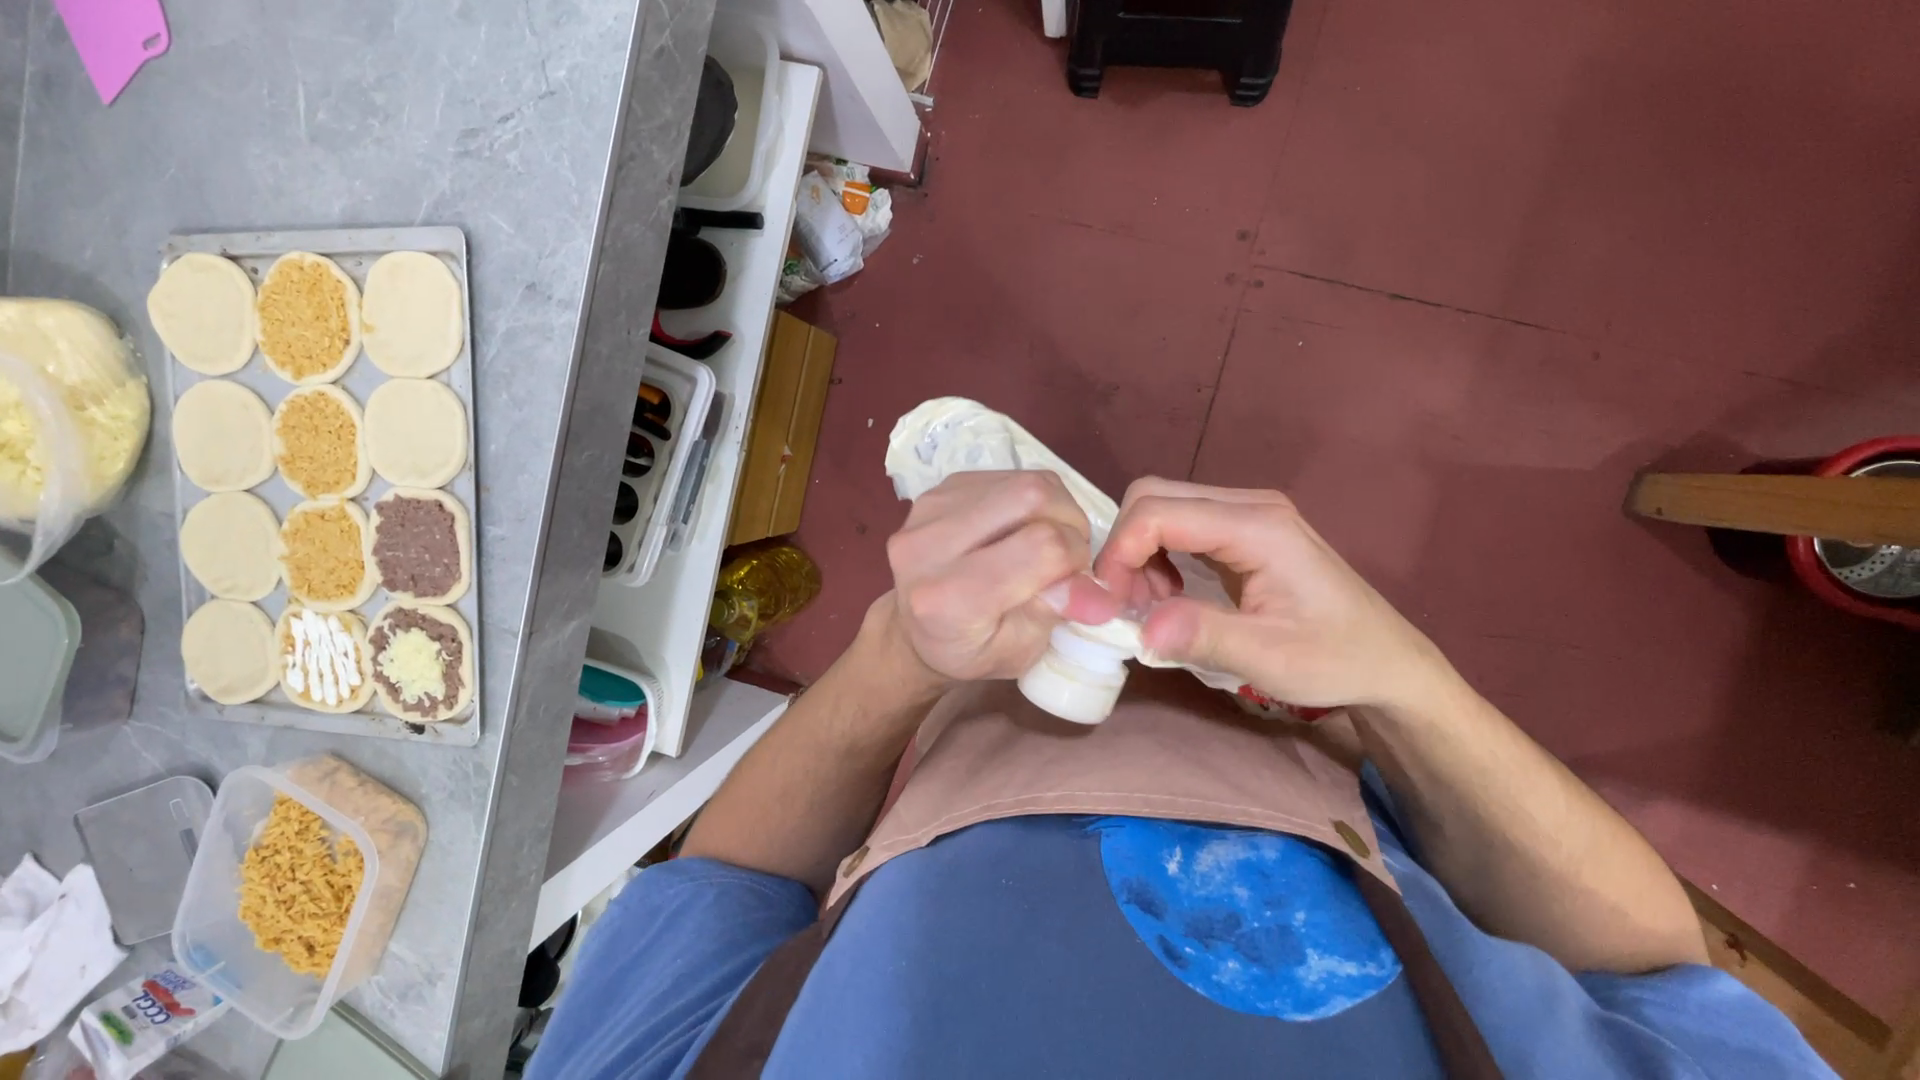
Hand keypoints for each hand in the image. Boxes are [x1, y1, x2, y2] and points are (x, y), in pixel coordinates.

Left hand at [886, 471, 1119, 684]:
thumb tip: (1100, 593)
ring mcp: (928, 509)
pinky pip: (1004, 475)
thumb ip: (1056, 614)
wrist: (913, 631)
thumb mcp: (1019, 651)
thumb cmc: (971, 649)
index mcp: (947, 599)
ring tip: (1046, 541)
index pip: (1040, 547)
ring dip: (1053, 507)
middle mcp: (928, 545)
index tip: (1075, 581)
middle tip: (1069, 554)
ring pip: (1022, 480)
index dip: (1075, 558)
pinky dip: (1029, 500)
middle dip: (1069, 520)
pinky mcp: (937, 489)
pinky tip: (1020, 528)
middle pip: (1031, 496)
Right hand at [1092, 478, 1448, 709]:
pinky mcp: (1243, 530)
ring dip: (1139, 553)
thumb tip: (1138, 630)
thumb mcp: (1270, 659)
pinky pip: (1180, 524)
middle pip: (1154, 496)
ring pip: (1162, 507)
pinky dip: (1157, 556)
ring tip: (1150, 606)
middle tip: (1127, 605)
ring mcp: (1247, 513)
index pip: (1158, 511)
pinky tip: (1171, 595)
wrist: (1386, 660)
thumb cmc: (1335, 658)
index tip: (1112, 604)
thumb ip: (1204, 636)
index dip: (1121, 552)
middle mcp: (1249, 505)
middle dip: (1125, 548)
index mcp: (1257, 526)